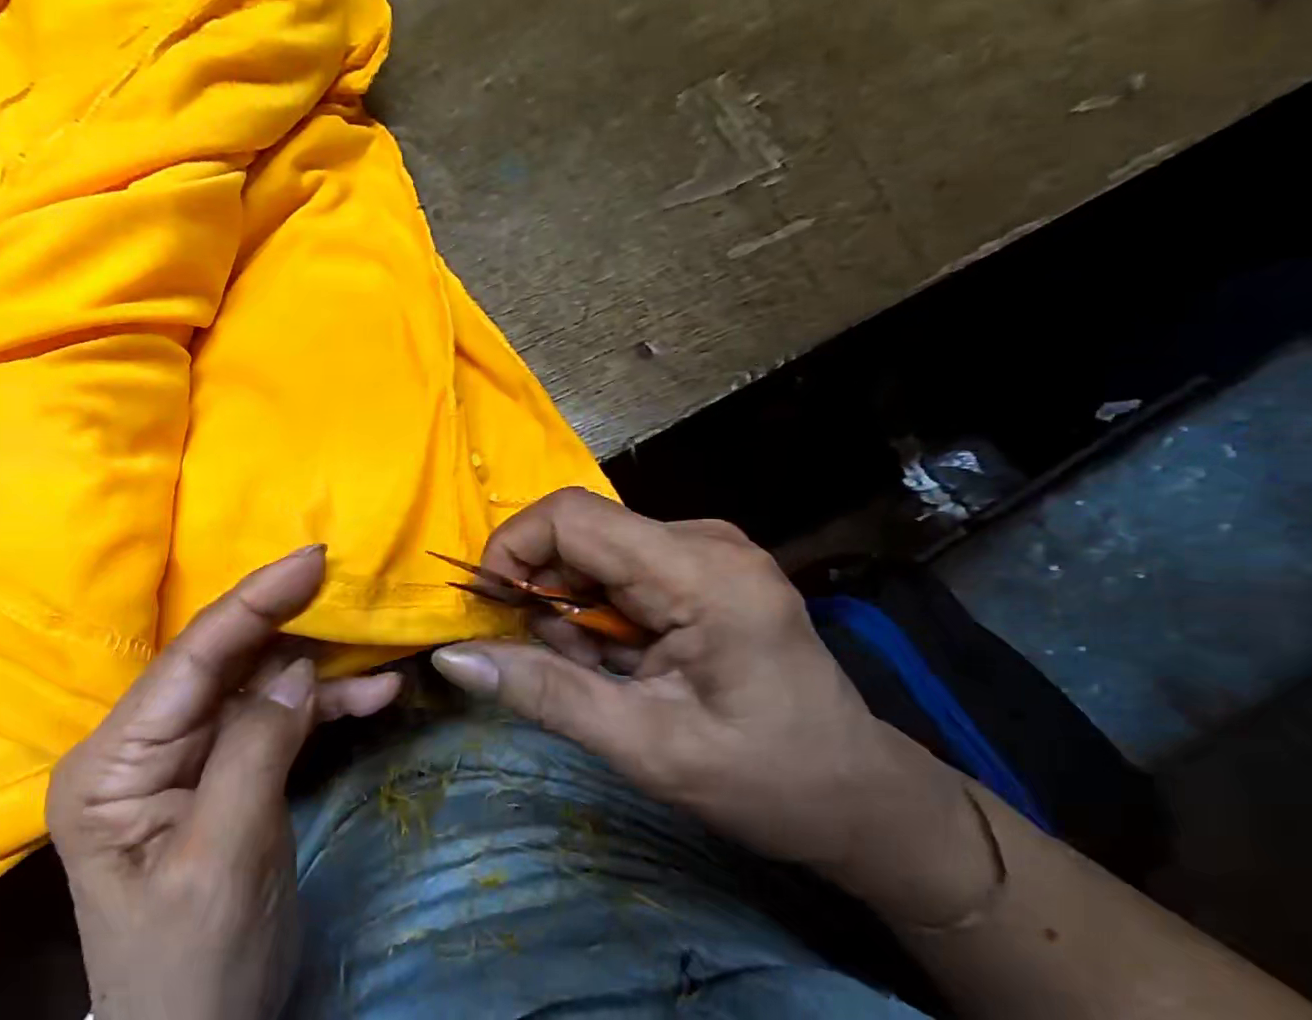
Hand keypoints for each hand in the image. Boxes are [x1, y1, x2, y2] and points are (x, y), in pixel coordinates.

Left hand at [47, 546, 401, 1019]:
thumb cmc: (192, 962)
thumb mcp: (221, 859)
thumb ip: (255, 751)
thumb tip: (296, 667)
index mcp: (112, 765)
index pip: (188, 662)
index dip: (251, 603)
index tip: (310, 559)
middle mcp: (143, 746)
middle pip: (223, 662)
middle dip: (286, 623)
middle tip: (342, 581)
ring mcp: (188, 756)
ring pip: (258, 685)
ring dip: (320, 670)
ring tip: (376, 656)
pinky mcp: (229, 770)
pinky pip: (279, 720)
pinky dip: (327, 707)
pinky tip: (376, 696)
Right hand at [430, 490, 983, 908]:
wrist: (859, 794)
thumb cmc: (768, 781)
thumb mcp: (649, 749)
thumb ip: (548, 695)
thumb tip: (453, 658)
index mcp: (703, 573)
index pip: (573, 518)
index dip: (513, 552)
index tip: (491, 615)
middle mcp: (705, 540)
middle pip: (582, 537)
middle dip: (547, 600)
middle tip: (567, 672)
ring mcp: (708, 549)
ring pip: (596, 557)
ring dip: (575, 617)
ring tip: (612, 680)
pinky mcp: (705, 567)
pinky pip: (623, 572)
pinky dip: (603, 618)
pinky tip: (630, 666)